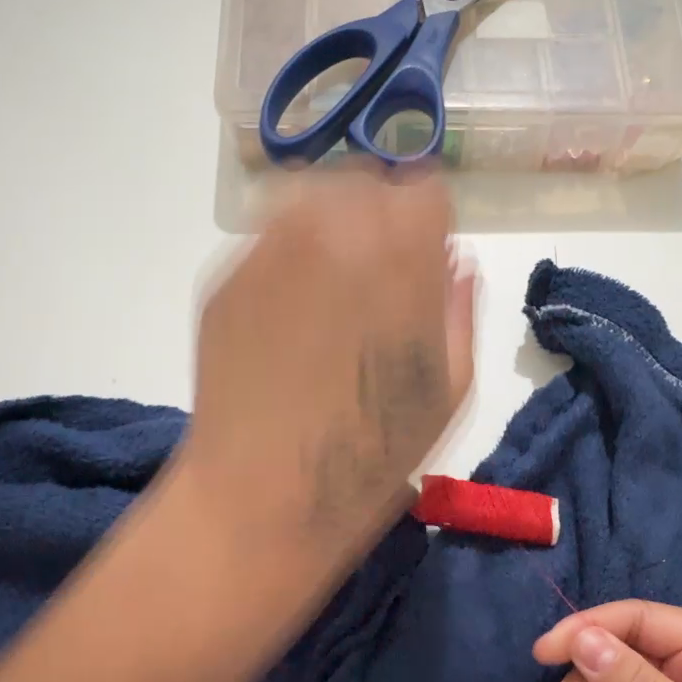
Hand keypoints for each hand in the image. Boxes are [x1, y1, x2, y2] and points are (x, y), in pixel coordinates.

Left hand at [180, 166, 474, 562]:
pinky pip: (267, 244)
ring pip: (310, 202)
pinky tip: (288, 325)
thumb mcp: (450, 390)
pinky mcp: (223, 279)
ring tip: (330, 299)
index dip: (428, 227)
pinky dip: (286, 264)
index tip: (424, 266)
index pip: (425, 190)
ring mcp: (267, 249)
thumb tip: (455, 263)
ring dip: (330, 233)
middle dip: (379, 222)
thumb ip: (458, 310)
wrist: (265, 497)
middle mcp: (332, 228)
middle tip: (376, 284)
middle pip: (365, 183)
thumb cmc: (374, 456)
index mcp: (402, 253)